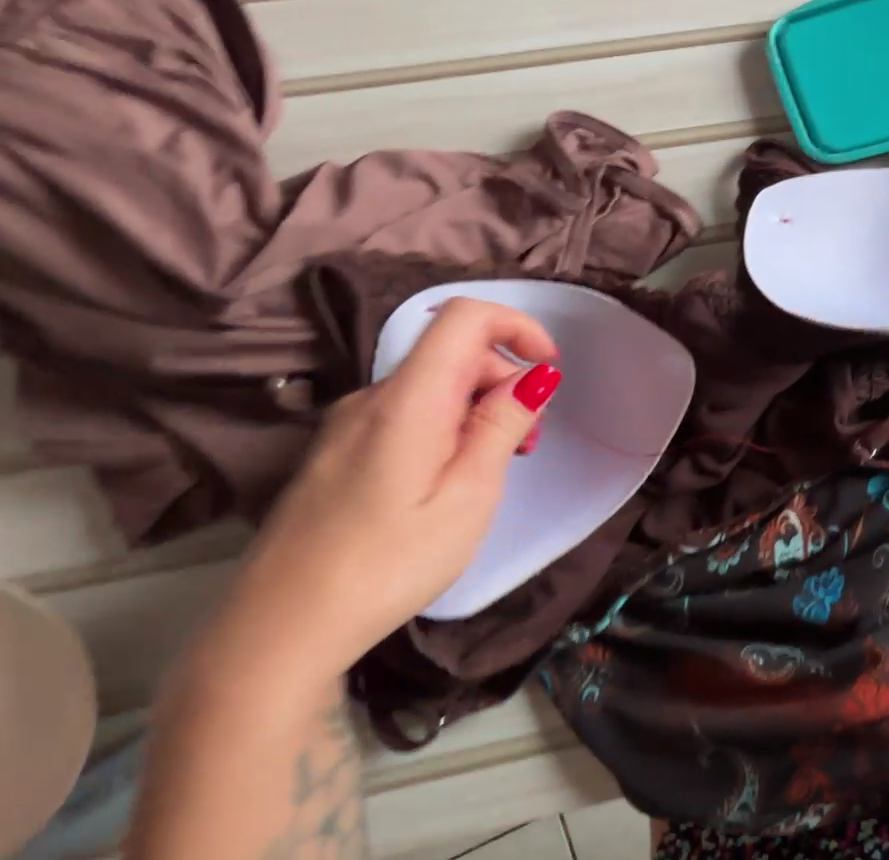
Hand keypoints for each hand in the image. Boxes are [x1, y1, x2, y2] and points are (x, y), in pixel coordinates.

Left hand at [212, 298, 562, 688]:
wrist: (280, 629)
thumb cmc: (390, 563)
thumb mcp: (469, 495)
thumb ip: (502, 425)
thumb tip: (535, 375)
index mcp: (408, 400)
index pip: (464, 316)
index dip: (517, 326)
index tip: (550, 369)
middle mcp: (371, 398)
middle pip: (452, 352)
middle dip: (506, 380)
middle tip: (528, 443)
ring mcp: (346, 424)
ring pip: (432, 385)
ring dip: (478, 408)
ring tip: (495, 469)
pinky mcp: (336, 452)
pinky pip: (406, 414)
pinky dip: (447, 427)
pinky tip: (450, 481)